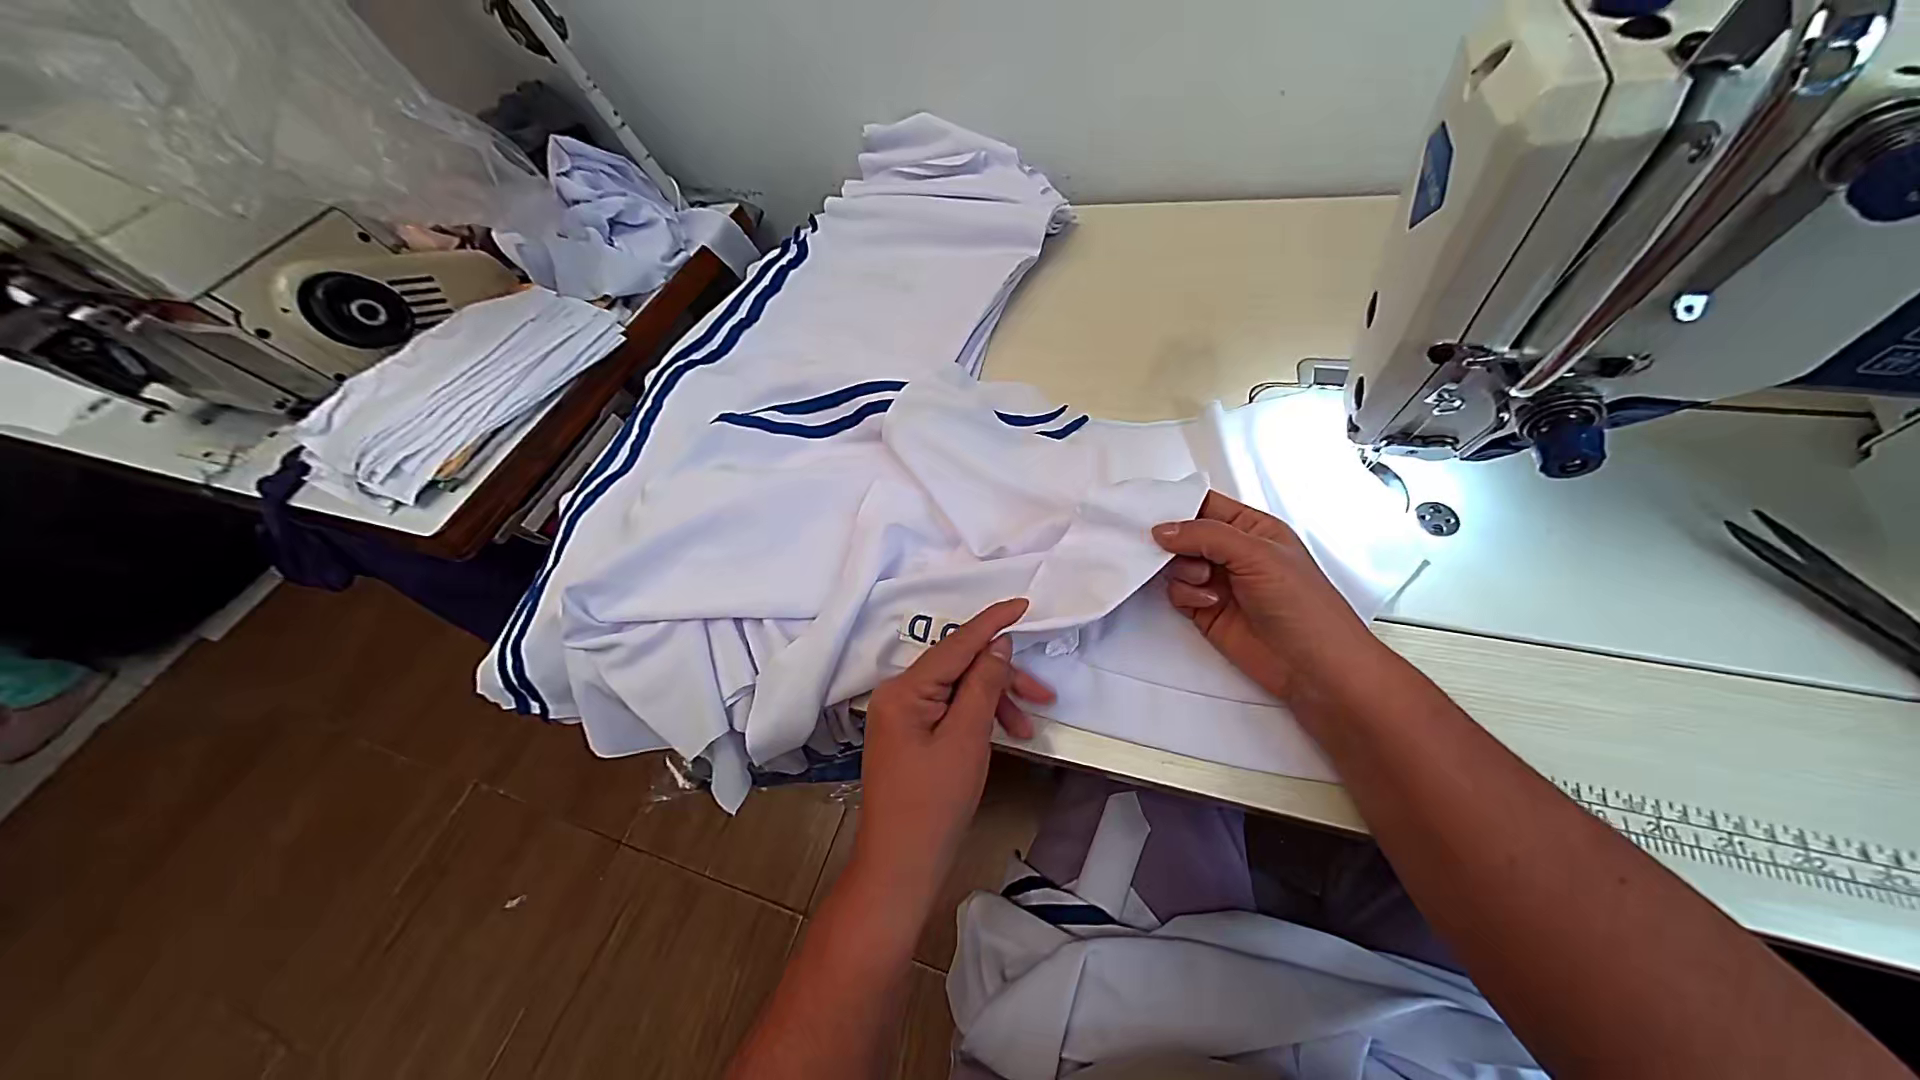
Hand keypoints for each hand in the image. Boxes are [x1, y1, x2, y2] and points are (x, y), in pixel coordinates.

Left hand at [855, 598, 1054, 894]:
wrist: (901, 866)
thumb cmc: (933, 804)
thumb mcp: (967, 739)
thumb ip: (983, 685)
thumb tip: (997, 646)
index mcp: (904, 690)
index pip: (955, 644)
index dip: (991, 623)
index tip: (1021, 605)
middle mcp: (898, 694)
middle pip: (959, 668)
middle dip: (1002, 677)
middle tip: (1042, 694)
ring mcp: (902, 715)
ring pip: (958, 690)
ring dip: (995, 701)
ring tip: (1029, 726)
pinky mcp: (910, 734)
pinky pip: (950, 711)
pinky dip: (979, 718)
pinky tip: (1006, 734)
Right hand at [1153, 490, 1376, 702]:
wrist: (1313, 668)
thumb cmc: (1308, 610)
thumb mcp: (1258, 555)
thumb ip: (1207, 535)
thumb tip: (1165, 530)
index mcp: (1253, 528)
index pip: (1206, 505)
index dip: (1179, 507)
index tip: (1156, 515)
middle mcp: (1235, 553)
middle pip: (1184, 535)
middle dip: (1176, 543)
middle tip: (1175, 550)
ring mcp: (1220, 581)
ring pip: (1176, 564)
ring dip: (1184, 572)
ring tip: (1207, 582)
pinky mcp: (1206, 608)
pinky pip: (1177, 591)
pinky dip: (1184, 595)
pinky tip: (1208, 602)